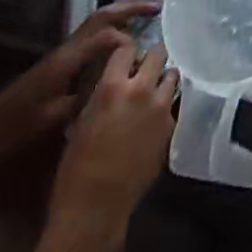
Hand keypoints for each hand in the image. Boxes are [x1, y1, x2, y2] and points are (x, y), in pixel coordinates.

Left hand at [0, 0, 157, 170]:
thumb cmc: (11, 130)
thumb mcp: (52, 116)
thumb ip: (88, 93)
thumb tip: (121, 76)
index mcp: (66, 59)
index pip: (106, 36)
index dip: (129, 40)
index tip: (147, 52)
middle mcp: (65, 50)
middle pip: (100, 18)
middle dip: (129, 8)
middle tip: (157, 6)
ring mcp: (60, 56)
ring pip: (95, 24)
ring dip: (121, 14)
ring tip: (146, 14)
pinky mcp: (57, 65)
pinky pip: (90, 37)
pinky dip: (111, 29)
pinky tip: (122, 40)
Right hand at [37, 43, 178, 251]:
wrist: (95, 202)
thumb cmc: (76, 165)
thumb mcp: (82, 121)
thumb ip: (102, 94)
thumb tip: (113, 80)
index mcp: (112, 87)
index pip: (126, 49)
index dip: (125, 52)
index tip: (126, 56)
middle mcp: (141, 89)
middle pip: (158, 54)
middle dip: (152, 57)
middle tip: (147, 66)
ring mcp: (161, 105)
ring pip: (173, 75)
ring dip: (164, 78)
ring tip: (156, 86)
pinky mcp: (172, 123)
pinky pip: (174, 102)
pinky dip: (167, 103)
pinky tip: (158, 112)